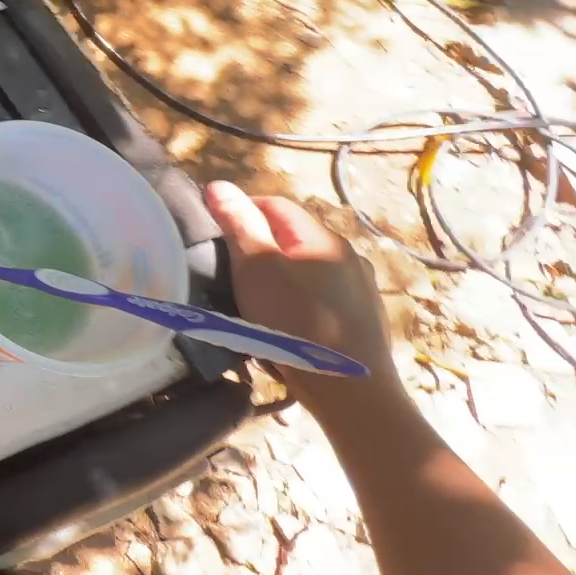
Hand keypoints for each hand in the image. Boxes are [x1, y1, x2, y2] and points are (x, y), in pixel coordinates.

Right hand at [204, 181, 400, 417]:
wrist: (349, 389)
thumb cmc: (294, 320)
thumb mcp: (255, 267)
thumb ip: (238, 223)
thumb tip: (219, 185)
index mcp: (322, 238)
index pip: (273, 204)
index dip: (239, 211)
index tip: (214, 236)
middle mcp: (347, 255)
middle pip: (288, 234)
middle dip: (255, 244)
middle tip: (228, 269)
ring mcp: (358, 287)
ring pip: (302, 264)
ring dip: (274, 271)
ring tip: (251, 296)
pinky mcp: (360, 316)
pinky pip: (317, 290)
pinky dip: (293, 294)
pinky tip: (281, 318)